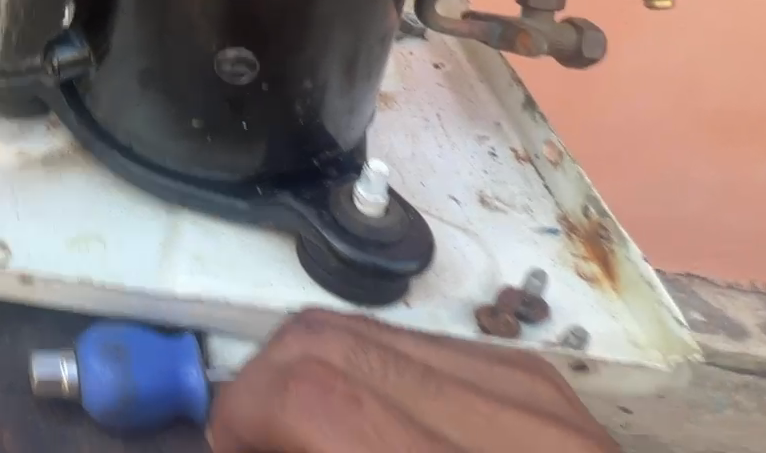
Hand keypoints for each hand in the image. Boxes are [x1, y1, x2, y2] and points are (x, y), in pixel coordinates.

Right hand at [208, 310, 615, 452]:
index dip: (244, 411)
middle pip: (324, 342)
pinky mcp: (535, 378)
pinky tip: (367, 416)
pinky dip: (357, 366)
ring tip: (306, 424)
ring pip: (354, 326)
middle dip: (262, 382)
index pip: (318, 398)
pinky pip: (403, 337)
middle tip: (257, 436)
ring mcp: (533, 396)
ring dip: (303, 367)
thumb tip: (236, 441)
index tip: (230, 447)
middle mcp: (514, 437)